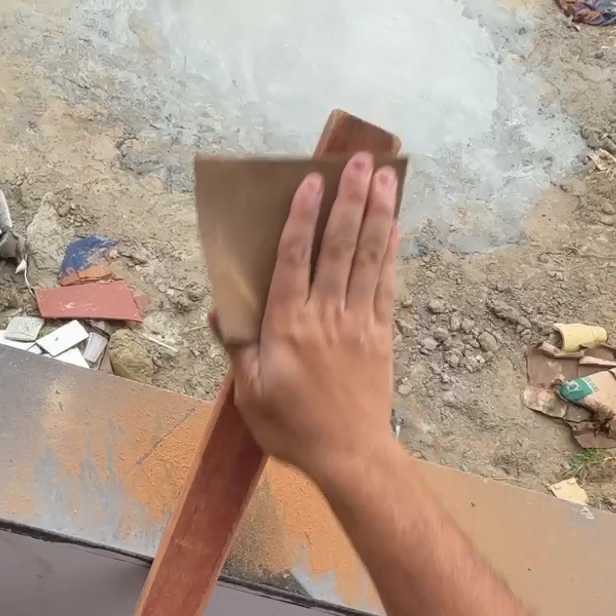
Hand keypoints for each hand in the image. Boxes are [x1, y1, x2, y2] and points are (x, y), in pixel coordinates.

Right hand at [223, 153, 402, 489]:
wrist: (349, 456)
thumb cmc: (292, 429)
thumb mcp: (250, 395)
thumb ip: (237, 349)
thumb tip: (220, 309)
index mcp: (288, 327)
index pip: (295, 259)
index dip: (302, 216)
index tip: (312, 180)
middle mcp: (325, 315)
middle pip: (339, 247)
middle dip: (349, 200)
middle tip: (360, 160)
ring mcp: (358, 324)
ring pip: (368, 258)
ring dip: (377, 214)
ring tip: (385, 177)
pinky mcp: (380, 337)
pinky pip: (386, 286)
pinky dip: (392, 255)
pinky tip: (396, 229)